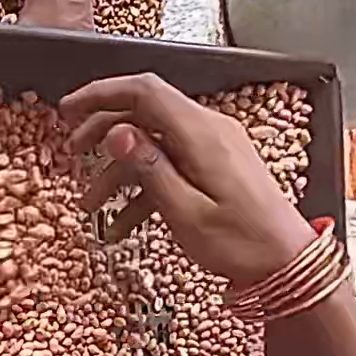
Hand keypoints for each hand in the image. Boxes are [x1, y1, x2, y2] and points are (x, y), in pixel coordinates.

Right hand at [61, 73, 314, 284]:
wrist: (286, 264)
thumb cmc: (240, 243)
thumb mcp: (185, 211)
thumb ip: (149, 168)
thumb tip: (115, 132)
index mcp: (201, 134)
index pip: (144, 91)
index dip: (101, 94)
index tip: (69, 109)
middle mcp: (208, 129)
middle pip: (144, 113)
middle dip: (103, 130)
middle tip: (72, 152)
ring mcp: (213, 146)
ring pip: (152, 144)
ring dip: (119, 170)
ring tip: (91, 204)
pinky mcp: (215, 165)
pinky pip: (170, 164)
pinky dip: (143, 186)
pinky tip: (122, 221)